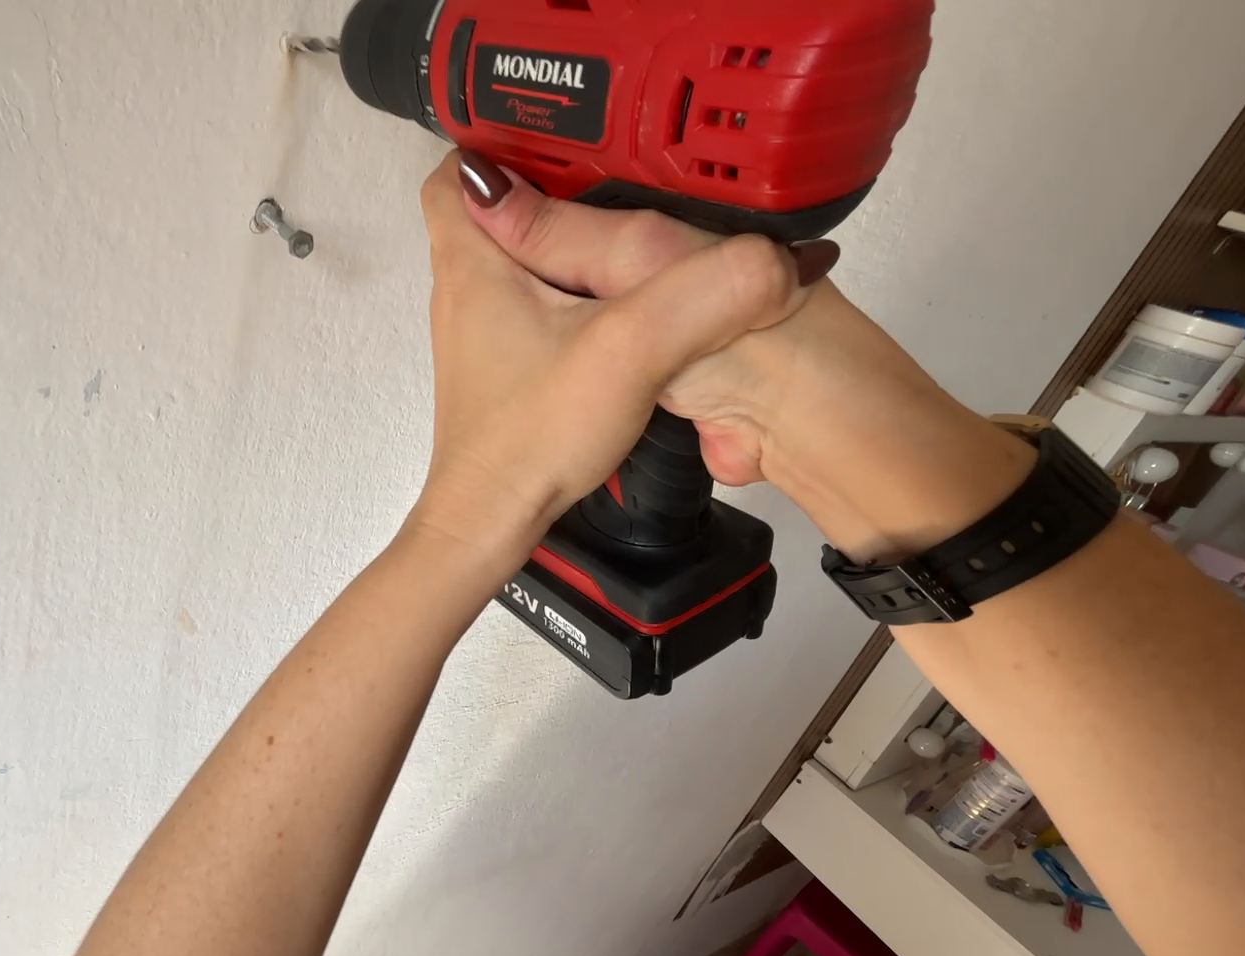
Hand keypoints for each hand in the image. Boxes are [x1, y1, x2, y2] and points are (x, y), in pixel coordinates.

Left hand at [408, 150, 833, 566]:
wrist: (493, 522)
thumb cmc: (531, 441)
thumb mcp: (631, 350)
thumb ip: (708, 291)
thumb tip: (783, 259)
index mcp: (474, 265)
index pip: (460, 172)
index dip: (509, 145)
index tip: (574, 148)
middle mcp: (465, 292)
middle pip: (498, 208)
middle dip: (558, 189)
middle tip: (625, 188)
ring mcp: (481, 331)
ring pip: (521, 259)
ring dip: (572, 245)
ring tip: (639, 243)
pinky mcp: (503, 363)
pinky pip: (537, 304)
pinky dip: (576, 294)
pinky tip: (623, 309)